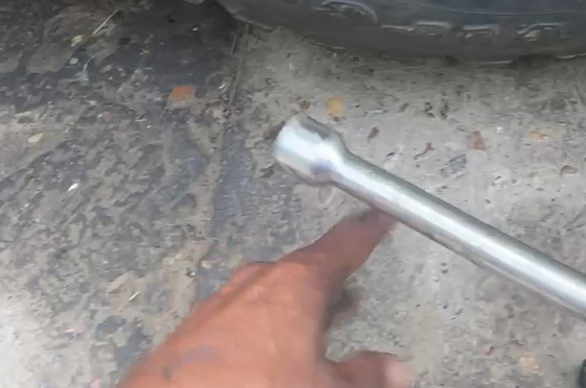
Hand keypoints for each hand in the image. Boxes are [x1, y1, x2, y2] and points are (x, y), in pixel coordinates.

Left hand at [119, 210, 410, 387]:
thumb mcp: (326, 387)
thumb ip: (364, 374)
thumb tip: (394, 368)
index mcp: (296, 283)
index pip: (343, 244)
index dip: (367, 230)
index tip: (379, 215)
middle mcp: (258, 281)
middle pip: (304, 269)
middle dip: (328, 280)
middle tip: (350, 289)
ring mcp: (220, 304)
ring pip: (268, 294)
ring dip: (293, 307)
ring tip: (310, 332)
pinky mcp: (190, 334)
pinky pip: (238, 318)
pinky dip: (260, 327)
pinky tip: (262, 356)